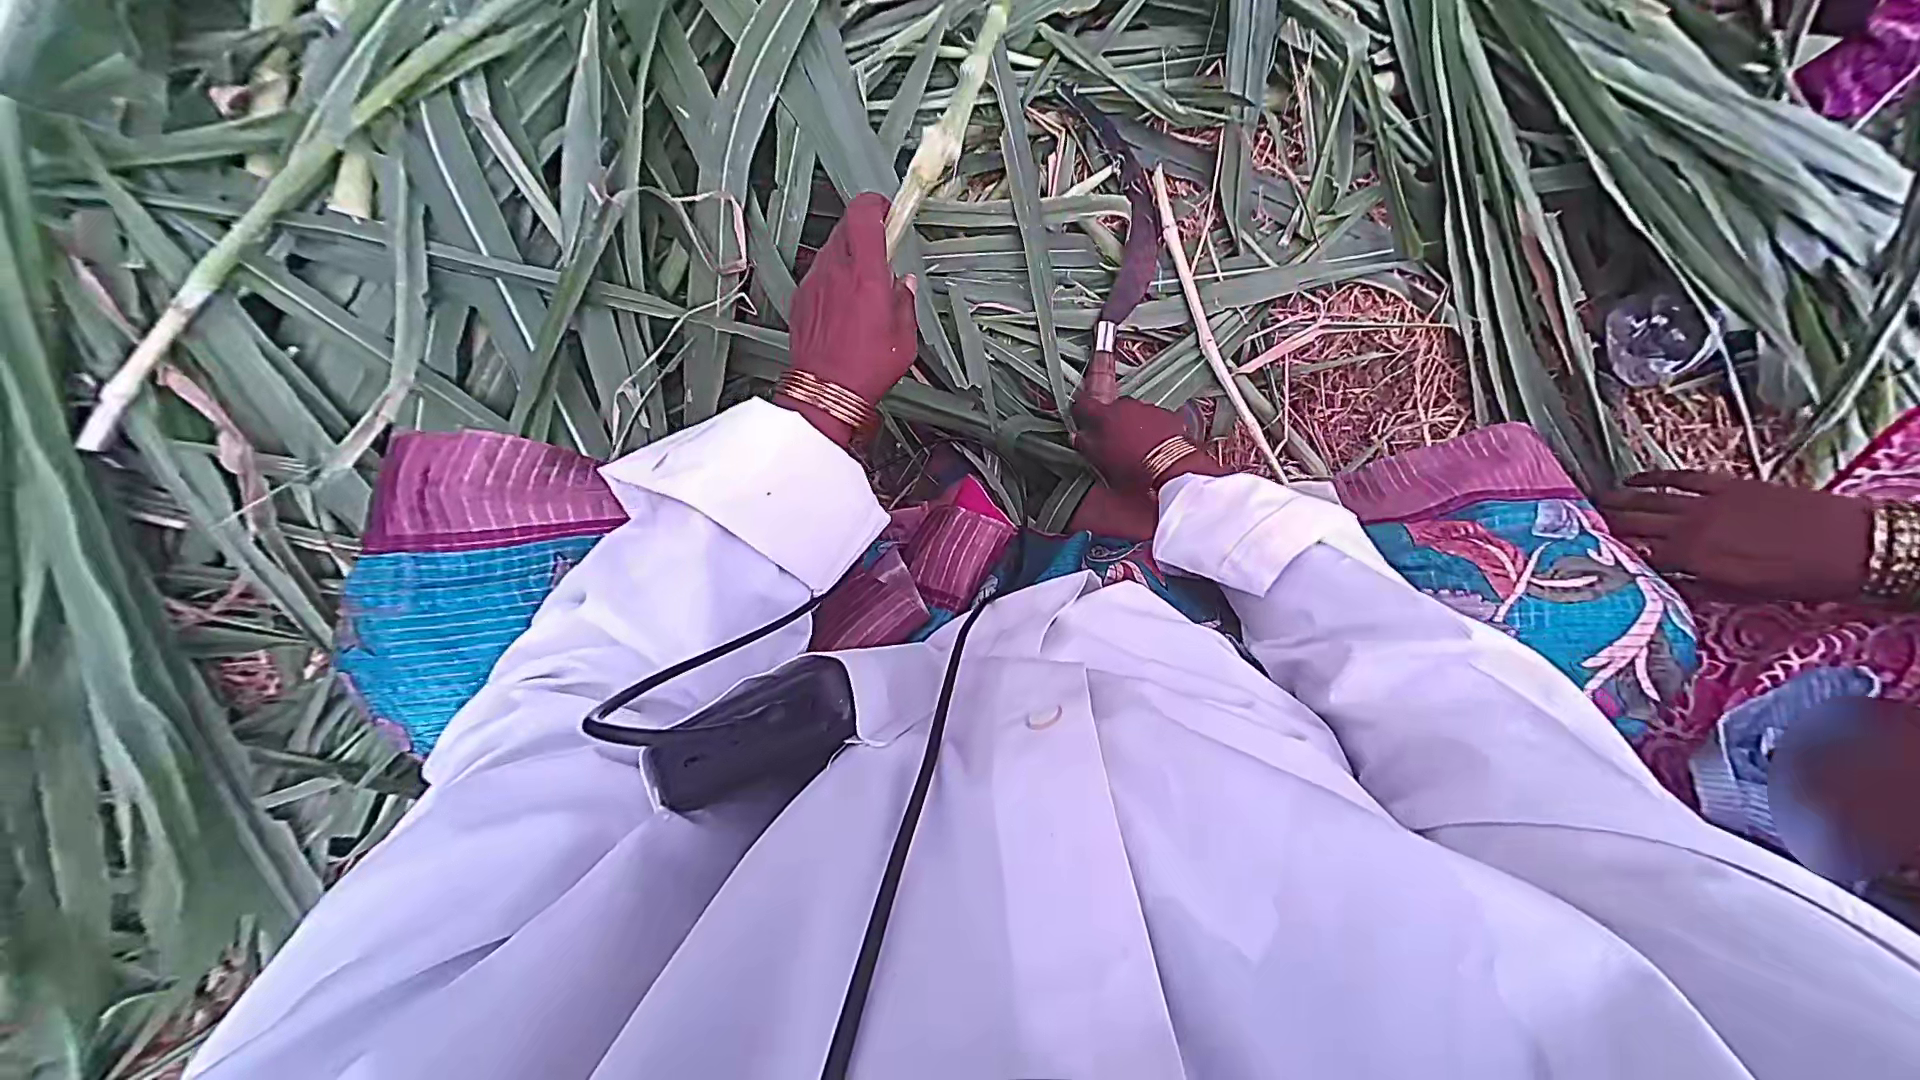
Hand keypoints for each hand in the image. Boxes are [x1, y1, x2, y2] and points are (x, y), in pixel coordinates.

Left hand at [781, 192, 917, 443]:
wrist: (825, 391)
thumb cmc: (866, 368)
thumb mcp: (904, 338)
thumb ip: (905, 302)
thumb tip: (904, 284)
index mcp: (865, 274)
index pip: (863, 213)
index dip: (876, 204)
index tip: (888, 212)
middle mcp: (834, 270)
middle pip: (846, 226)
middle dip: (865, 232)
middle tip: (880, 252)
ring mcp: (813, 282)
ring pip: (831, 250)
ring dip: (848, 257)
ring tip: (862, 286)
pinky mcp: (800, 298)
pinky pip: (819, 274)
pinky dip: (833, 279)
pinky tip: (844, 306)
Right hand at [1070, 394, 1225, 492]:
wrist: (1171, 471)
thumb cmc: (1131, 469)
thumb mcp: (1098, 462)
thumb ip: (1085, 445)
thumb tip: (1078, 437)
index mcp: (1102, 416)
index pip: (1083, 404)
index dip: (1080, 411)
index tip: (1081, 417)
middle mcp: (1125, 405)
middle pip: (1111, 408)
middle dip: (1110, 421)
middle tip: (1111, 442)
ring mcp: (1148, 408)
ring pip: (1134, 413)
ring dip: (1132, 425)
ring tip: (1135, 448)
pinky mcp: (1168, 415)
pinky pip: (1156, 419)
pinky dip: (1153, 429)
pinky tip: (1154, 446)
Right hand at [1596, 471, 1873, 602]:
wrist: (1862, 546)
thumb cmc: (1803, 579)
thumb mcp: (1742, 595)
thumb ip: (1691, 587)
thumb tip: (1654, 583)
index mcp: (1690, 558)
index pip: (1631, 552)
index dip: (1603, 551)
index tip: (1583, 550)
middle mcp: (1688, 527)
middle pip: (1629, 523)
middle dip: (1599, 523)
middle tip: (1577, 523)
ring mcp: (1706, 503)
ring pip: (1645, 499)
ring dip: (1614, 500)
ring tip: (1591, 501)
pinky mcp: (1726, 485)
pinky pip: (1677, 478)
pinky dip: (1650, 477)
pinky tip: (1632, 480)